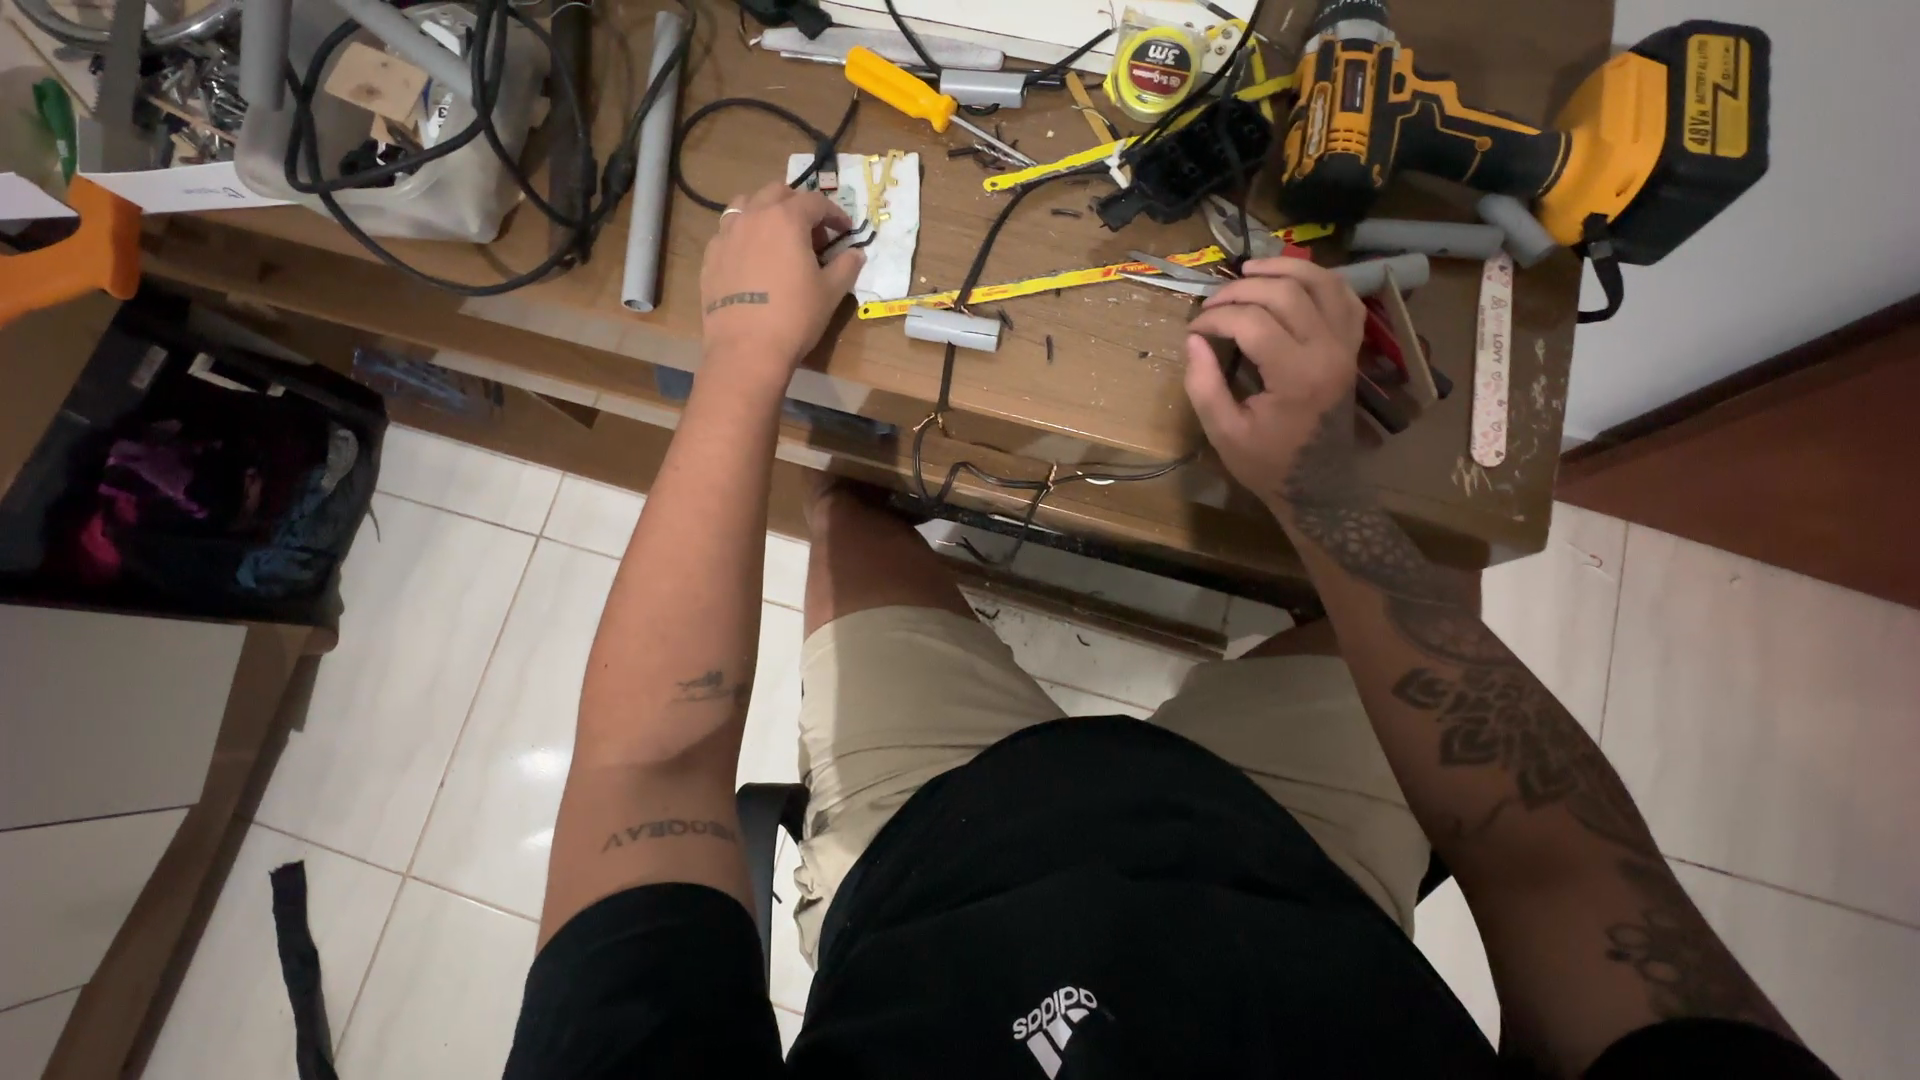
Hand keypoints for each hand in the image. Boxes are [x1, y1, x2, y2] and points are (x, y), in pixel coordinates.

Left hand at [700, 182, 865, 385]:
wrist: (746, 348)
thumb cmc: (795, 317)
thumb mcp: (830, 292)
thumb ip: (846, 267)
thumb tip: (856, 254)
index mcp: (786, 219)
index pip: (815, 202)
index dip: (834, 213)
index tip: (845, 230)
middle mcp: (753, 216)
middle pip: (777, 193)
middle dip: (798, 205)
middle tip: (811, 232)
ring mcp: (727, 234)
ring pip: (746, 204)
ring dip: (766, 212)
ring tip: (776, 236)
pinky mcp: (711, 256)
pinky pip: (729, 232)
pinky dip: (745, 235)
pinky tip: (752, 259)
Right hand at [1182, 258, 1367, 508]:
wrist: (1317, 485)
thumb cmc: (1266, 464)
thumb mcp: (1223, 433)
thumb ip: (1204, 385)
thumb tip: (1193, 340)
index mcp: (1295, 376)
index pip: (1252, 322)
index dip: (1216, 318)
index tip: (1193, 331)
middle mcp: (1328, 352)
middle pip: (1285, 293)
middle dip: (1241, 290)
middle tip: (1211, 305)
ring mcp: (1346, 347)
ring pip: (1321, 283)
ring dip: (1283, 269)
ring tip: (1249, 270)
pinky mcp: (1351, 347)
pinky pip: (1344, 298)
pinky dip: (1320, 281)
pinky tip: (1292, 281)